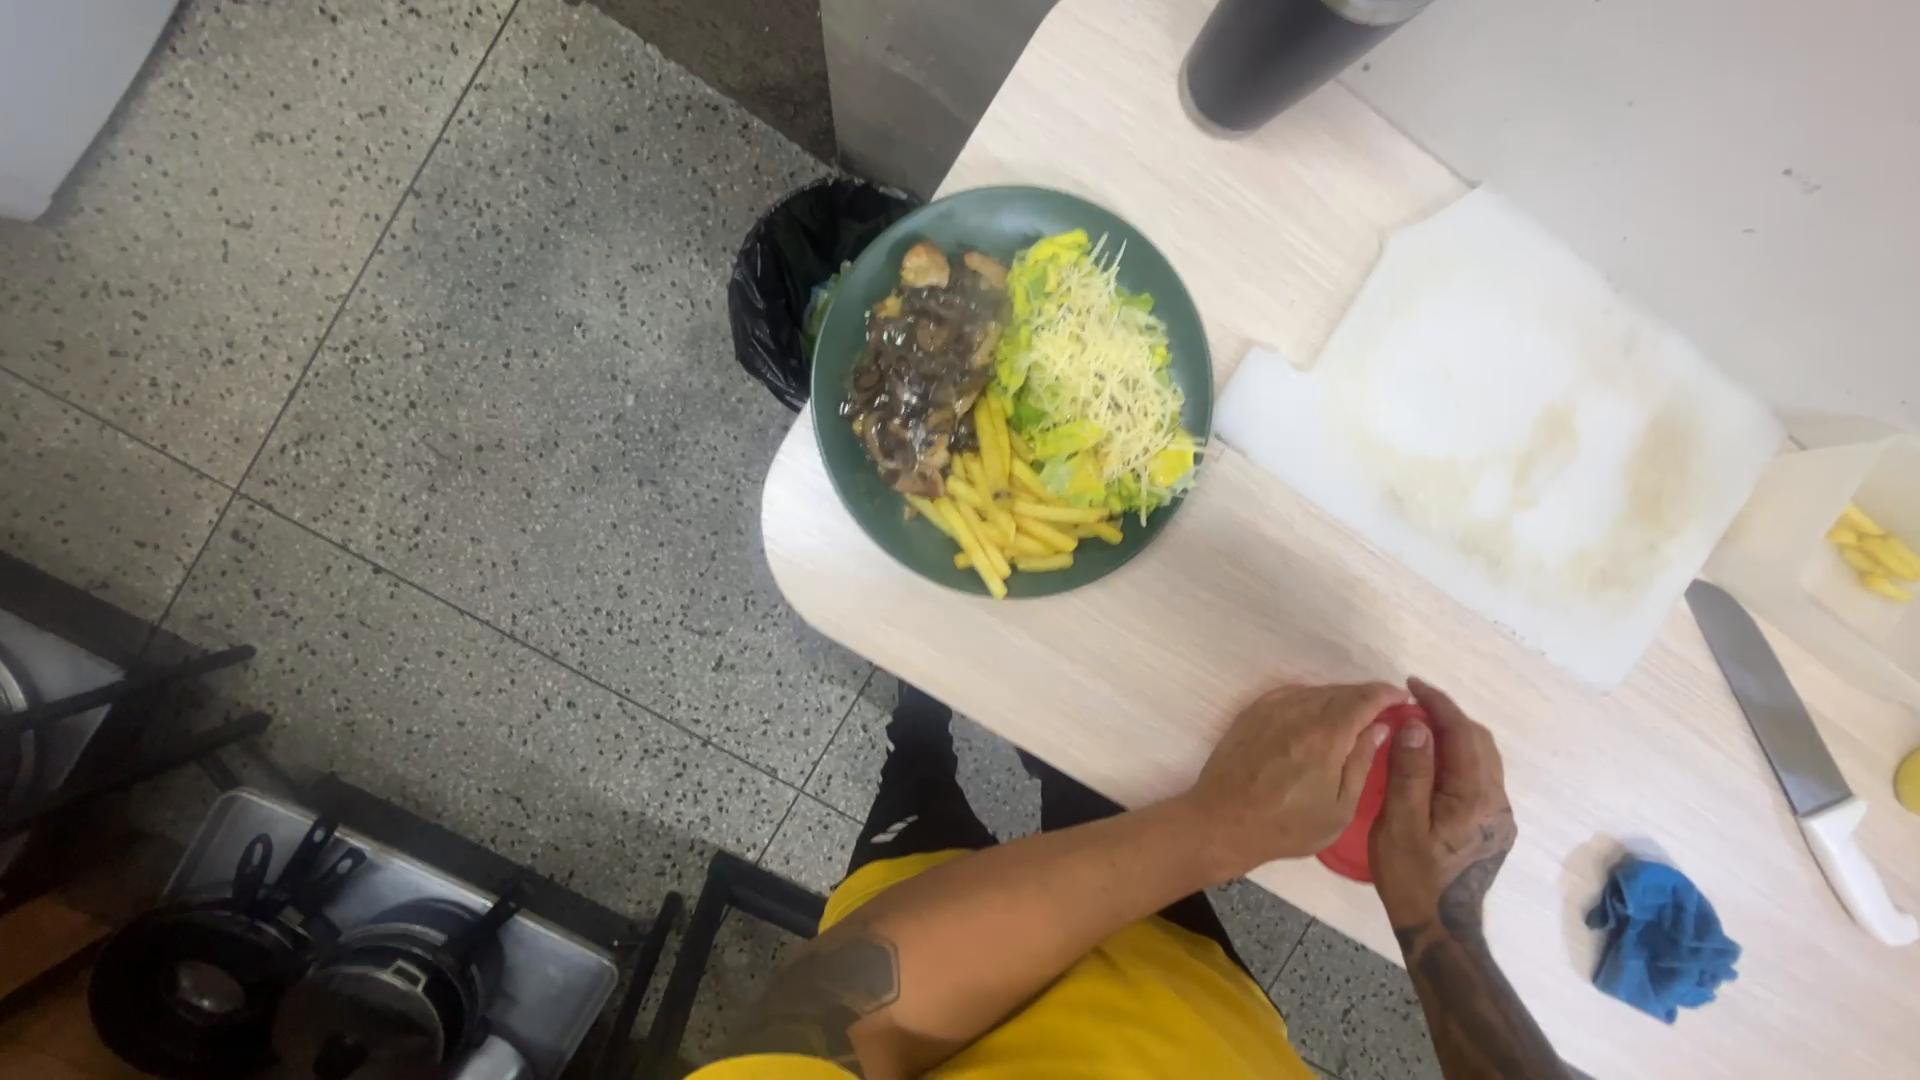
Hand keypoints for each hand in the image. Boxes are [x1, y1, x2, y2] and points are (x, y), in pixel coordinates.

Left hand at [1185, 682, 1406, 878]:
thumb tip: (1380, 727)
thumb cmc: (1287, 825)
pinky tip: (1317, 712)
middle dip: (1365, 696)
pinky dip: (1309, 699)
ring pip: (1313, 692)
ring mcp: (1269, 710)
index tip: (1402, 699)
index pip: (1362, 700)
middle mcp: (1296, 713)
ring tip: (1353, 714)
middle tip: (1382, 710)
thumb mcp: (1339, 807)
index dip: (1386, 695)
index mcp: (1324, 736)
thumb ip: (1361, 762)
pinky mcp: (1250, 713)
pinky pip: (1288, 695)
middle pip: (1339, 692)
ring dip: (1338, 697)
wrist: (1224, 820)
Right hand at [1369, 678, 1517, 935]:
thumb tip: (1415, 725)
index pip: (1463, 734)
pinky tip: (1432, 760)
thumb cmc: (1412, 875)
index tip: (1412, 684)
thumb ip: (1410, 772)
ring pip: (1482, 759)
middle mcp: (1496, 803)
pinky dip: (1457, 755)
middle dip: (1448, 715)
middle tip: (1411, 702)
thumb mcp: (1400, 822)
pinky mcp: (1491, 828)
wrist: (1440, 927)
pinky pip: (1479, 776)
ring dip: (1454, 734)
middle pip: (1480, 742)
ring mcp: (1497, 817)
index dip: (1438, 704)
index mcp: (1475, 798)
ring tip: (1418, 724)